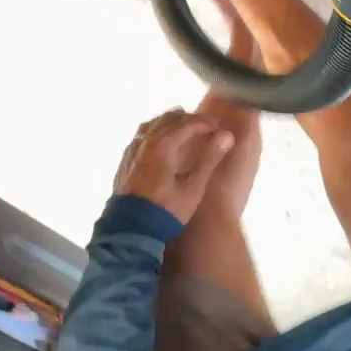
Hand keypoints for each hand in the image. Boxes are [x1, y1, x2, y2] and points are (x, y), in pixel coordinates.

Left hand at [112, 110, 235, 224]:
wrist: (129, 232)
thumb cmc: (165, 211)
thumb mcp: (192, 189)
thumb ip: (208, 159)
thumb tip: (226, 136)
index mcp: (163, 144)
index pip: (188, 123)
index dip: (206, 123)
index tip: (220, 129)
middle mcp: (145, 141)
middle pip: (169, 118)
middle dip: (190, 119)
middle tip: (206, 128)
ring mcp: (132, 150)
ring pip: (153, 123)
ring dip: (171, 122)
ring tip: (185, 129)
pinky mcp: (125, 160)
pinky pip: (141, 135)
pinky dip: (155, 131)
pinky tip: (160, 141)